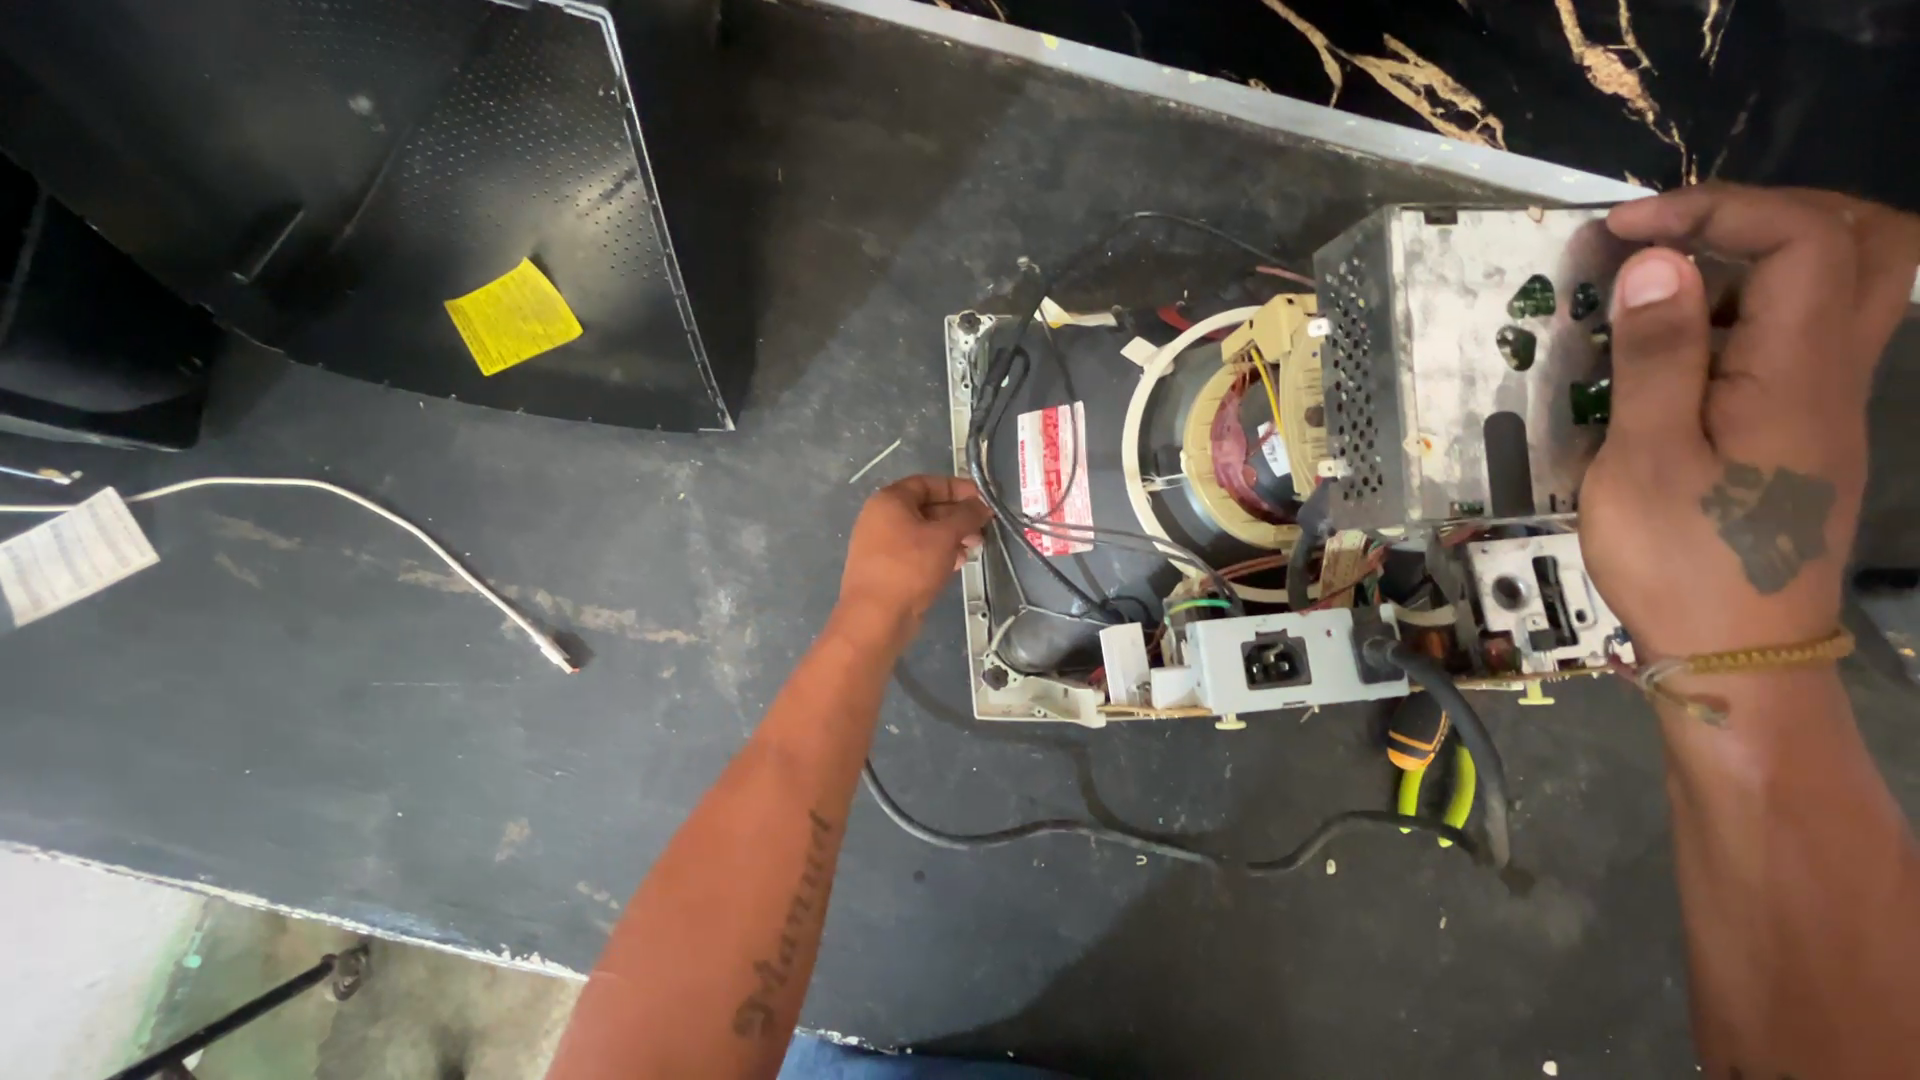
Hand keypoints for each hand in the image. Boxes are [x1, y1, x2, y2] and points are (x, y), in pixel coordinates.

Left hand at [835, 475, 992, 644]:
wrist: (876, 617)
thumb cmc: (910, 567)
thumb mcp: (945, 536)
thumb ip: (966, 516)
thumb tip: (982, 505)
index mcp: (889, 500)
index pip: (927, 483)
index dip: (957, 488)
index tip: (982, 499)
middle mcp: (880, 517)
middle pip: (926, 507)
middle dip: (957, 516)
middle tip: (982, 528)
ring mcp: (880, 544)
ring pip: (923, 532)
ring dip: (950, 536)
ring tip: (974, 548)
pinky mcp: (886, 568)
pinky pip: (915, 552)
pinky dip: (936, 553)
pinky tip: (956, 564)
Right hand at [1579, 183, 1919, 658]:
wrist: (1736, 649)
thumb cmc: (1678, 556)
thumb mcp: (1645, 458)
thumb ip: (1655, 357)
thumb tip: (1658, 262)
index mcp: (1797, 373)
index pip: (1801, 240)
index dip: (1715, 209)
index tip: (1623, 228)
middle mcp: (1835, 374)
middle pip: (1866, 243)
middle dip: (1770, 211)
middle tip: (1676, 233)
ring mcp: (1830, 405)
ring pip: (1848, 288)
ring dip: (1766, 258)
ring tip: (1669, 287)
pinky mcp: (1806, 433)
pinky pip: (1806, 339)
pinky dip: (1751, 313)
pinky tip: (1681, 352)